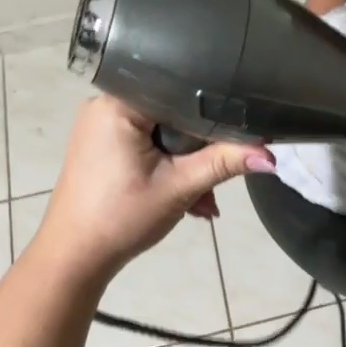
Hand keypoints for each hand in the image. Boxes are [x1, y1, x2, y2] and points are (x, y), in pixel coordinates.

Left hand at [29, 96, 274, 280]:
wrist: (75, 257)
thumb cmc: (121, 217)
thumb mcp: (180, 188)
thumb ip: (225, 163)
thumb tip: (270, 156)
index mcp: (118, 105)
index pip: (178, 89)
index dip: (213, 107)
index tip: (243, 126)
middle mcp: (105, 106)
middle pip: (173, 112)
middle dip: (201, 147)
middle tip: (226, 173)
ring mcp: (102, 128)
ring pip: (163, 133)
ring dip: (188, 164)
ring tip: (206, 199)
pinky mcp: (104, 148)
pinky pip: (148, 146)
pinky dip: (169, 169)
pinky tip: (190, 200)